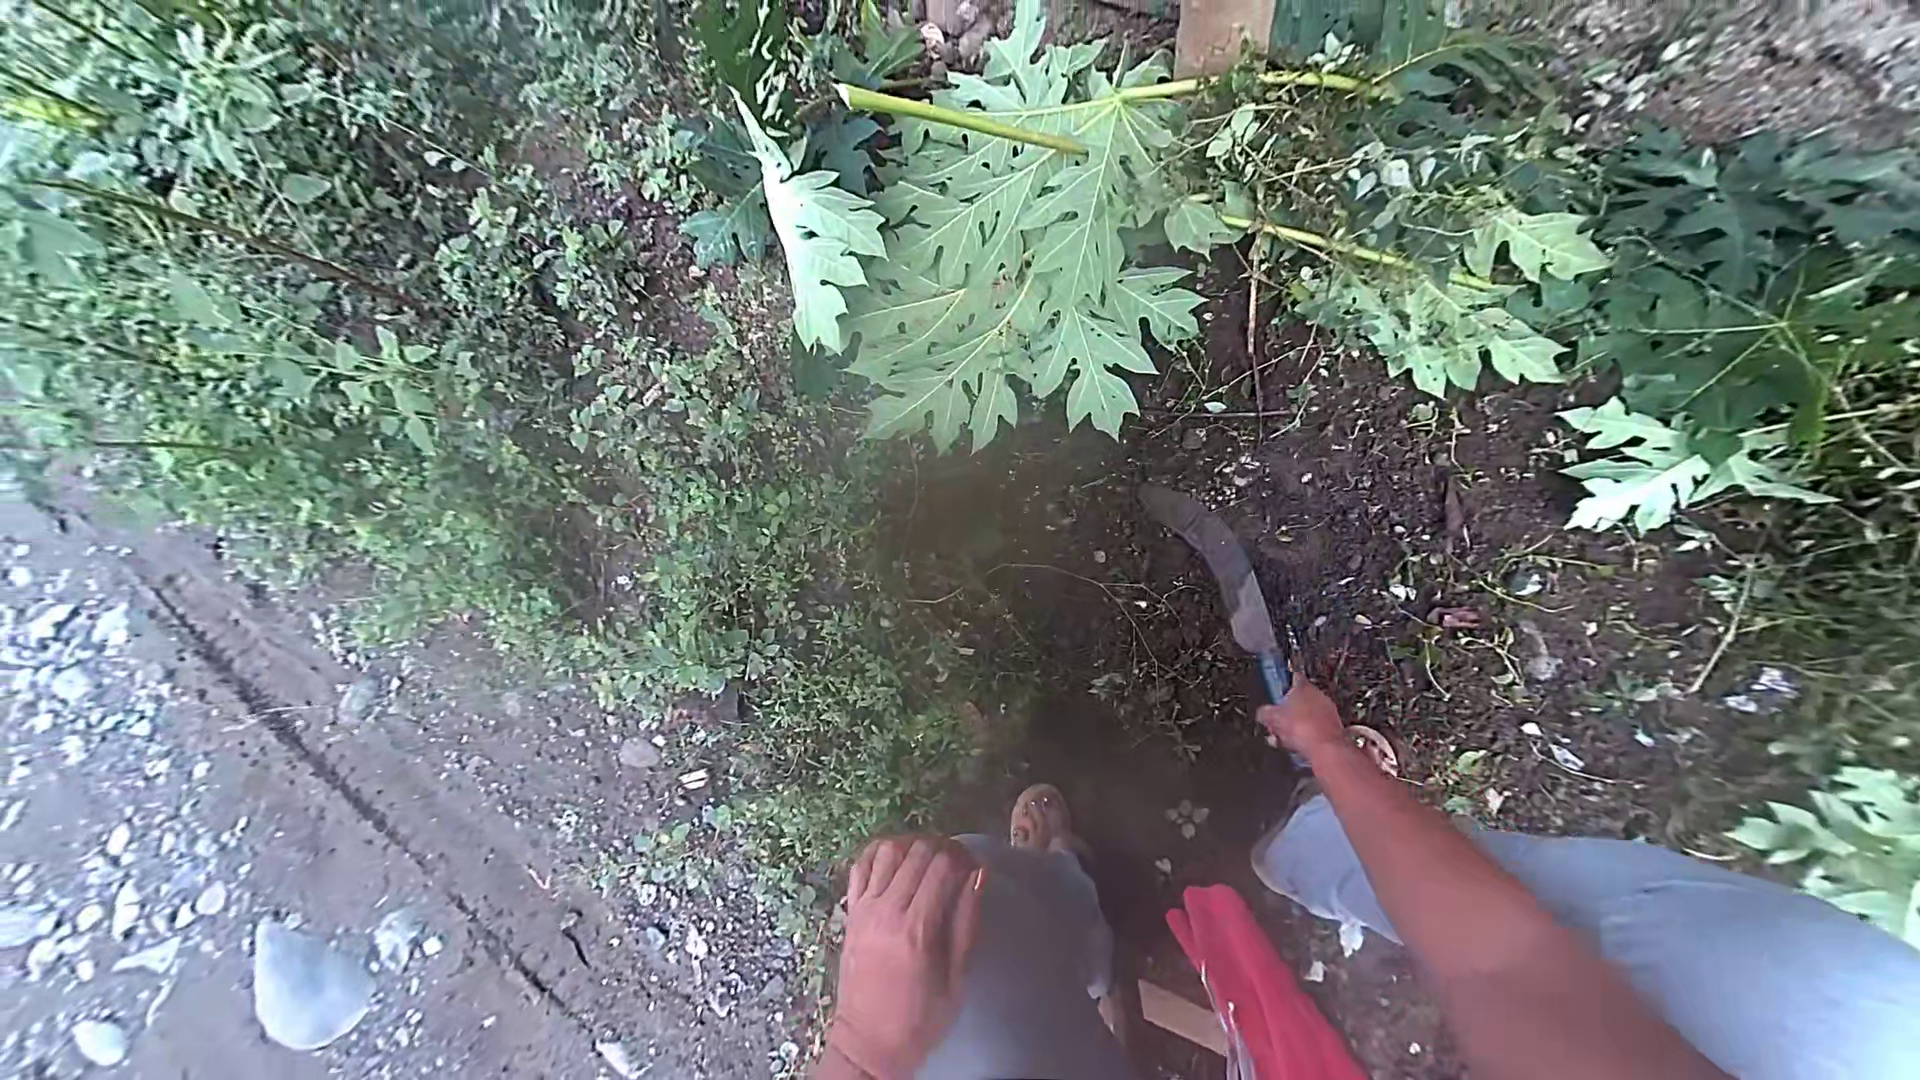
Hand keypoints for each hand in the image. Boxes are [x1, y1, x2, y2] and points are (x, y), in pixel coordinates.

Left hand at [826, 835, 984, 1079]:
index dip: (963, 858)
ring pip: (888, 850)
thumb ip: (967, 923)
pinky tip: (897, 859)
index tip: (973, 866)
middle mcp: (887, 910)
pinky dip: (880, 852)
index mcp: (916, 930)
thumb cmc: (918, 1020)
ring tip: (927, 859)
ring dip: (912, 845)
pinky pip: (862, 865)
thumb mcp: (956, 980)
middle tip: (955, 862)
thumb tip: (979, 875)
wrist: (867, 1047)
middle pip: (917, 852)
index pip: (942, 867)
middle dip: (942, 848)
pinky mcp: (851, 911)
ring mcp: (864, 908)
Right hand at [1256, 677, 1346, 757]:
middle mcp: (1319, 695)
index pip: (1292, 678)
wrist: (1326, 750)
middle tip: (1277, 721)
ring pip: (1307, 714)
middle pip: (1298, 699)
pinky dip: (1308, 734)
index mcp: (1304, 687)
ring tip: (1285, 737)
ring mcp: (1329, 711)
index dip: (1281, 686)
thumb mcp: (1272, 718)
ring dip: (1297, 723)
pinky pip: (1316, 727)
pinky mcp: (1335, 727)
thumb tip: (1263, 713)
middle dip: (1287, 711)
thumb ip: (1265, 712)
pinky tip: (1298, 744)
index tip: (1275, 693)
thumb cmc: (1302, 729)